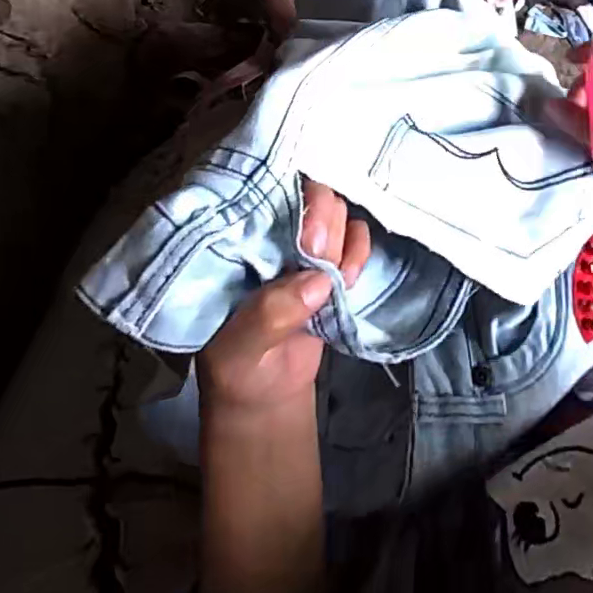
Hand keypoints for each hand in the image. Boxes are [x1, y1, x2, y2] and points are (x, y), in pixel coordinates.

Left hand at [198, 179, 370, 422]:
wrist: (268, 396)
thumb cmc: (238, 370)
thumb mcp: (240, 351)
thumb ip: (270, 316)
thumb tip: (319, 280)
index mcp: (234, 245)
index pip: (263, 197)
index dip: (293, 206)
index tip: (310, 236)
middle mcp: (269, 235)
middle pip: (308, 196)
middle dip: (324, 222)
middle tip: (321, 258)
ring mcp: (302, 246)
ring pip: (335, 212)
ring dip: (342, 241)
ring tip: (335, 279)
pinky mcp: (330, 261)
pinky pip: (355, 237)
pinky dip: (358, 252)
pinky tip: (347, 281)